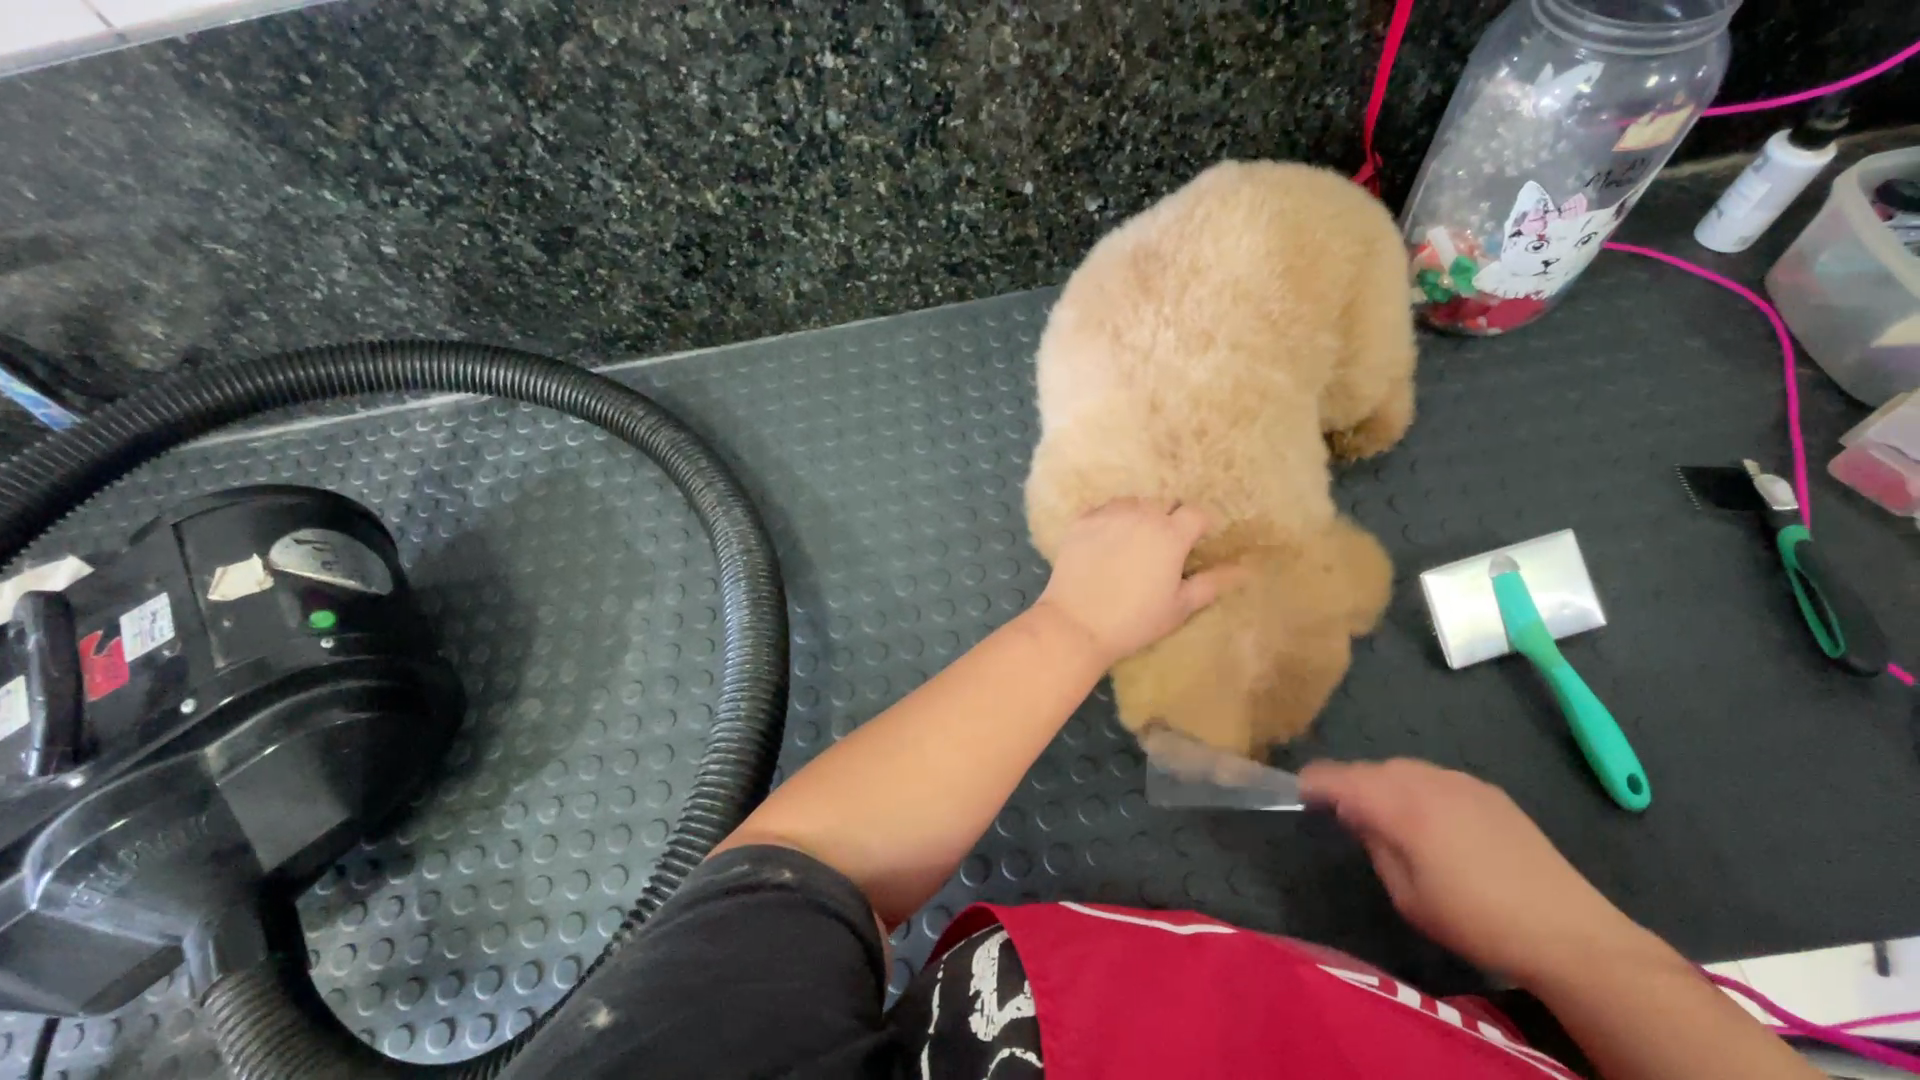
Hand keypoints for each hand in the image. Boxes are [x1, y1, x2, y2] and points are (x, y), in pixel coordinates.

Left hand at [1033, 498, 1236, 665]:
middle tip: (1162, 549)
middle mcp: (1141, 515)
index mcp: (1170, 534)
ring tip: (1133, 544)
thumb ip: (1212, 583)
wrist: (1076, 624)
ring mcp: (1108, 515)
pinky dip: (1111, 520)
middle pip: (1164, 503)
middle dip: (1169, 520)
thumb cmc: (1135, 620)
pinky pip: (1104, 509)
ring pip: (1134, 502)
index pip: (1196, 513)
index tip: (1192, 547)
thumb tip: (1244, 569)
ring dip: (1139, 516)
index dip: (1198, 528)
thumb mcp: (1180, 606)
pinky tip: (1107, 543)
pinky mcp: (1081, 521)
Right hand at [1300, 759, 1665, 988]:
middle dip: (1349, 783)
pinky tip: (1426, 818)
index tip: (1297, 791)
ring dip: (1384, 783)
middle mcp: (1429, 782)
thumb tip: (1357, 816)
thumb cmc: (1475, 921)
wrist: (1566, 930)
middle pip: (1373, 769)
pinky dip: (1416, 786)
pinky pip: (1435, 777)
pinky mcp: (1490, 793)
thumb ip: (1375, 845)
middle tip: (1339, 811)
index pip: (1341, 778)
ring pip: (1405, 768)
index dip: (1314, 782)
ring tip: (1381, 813)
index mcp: (1403, 807)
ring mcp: (1463, 783)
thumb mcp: (1408, 896)